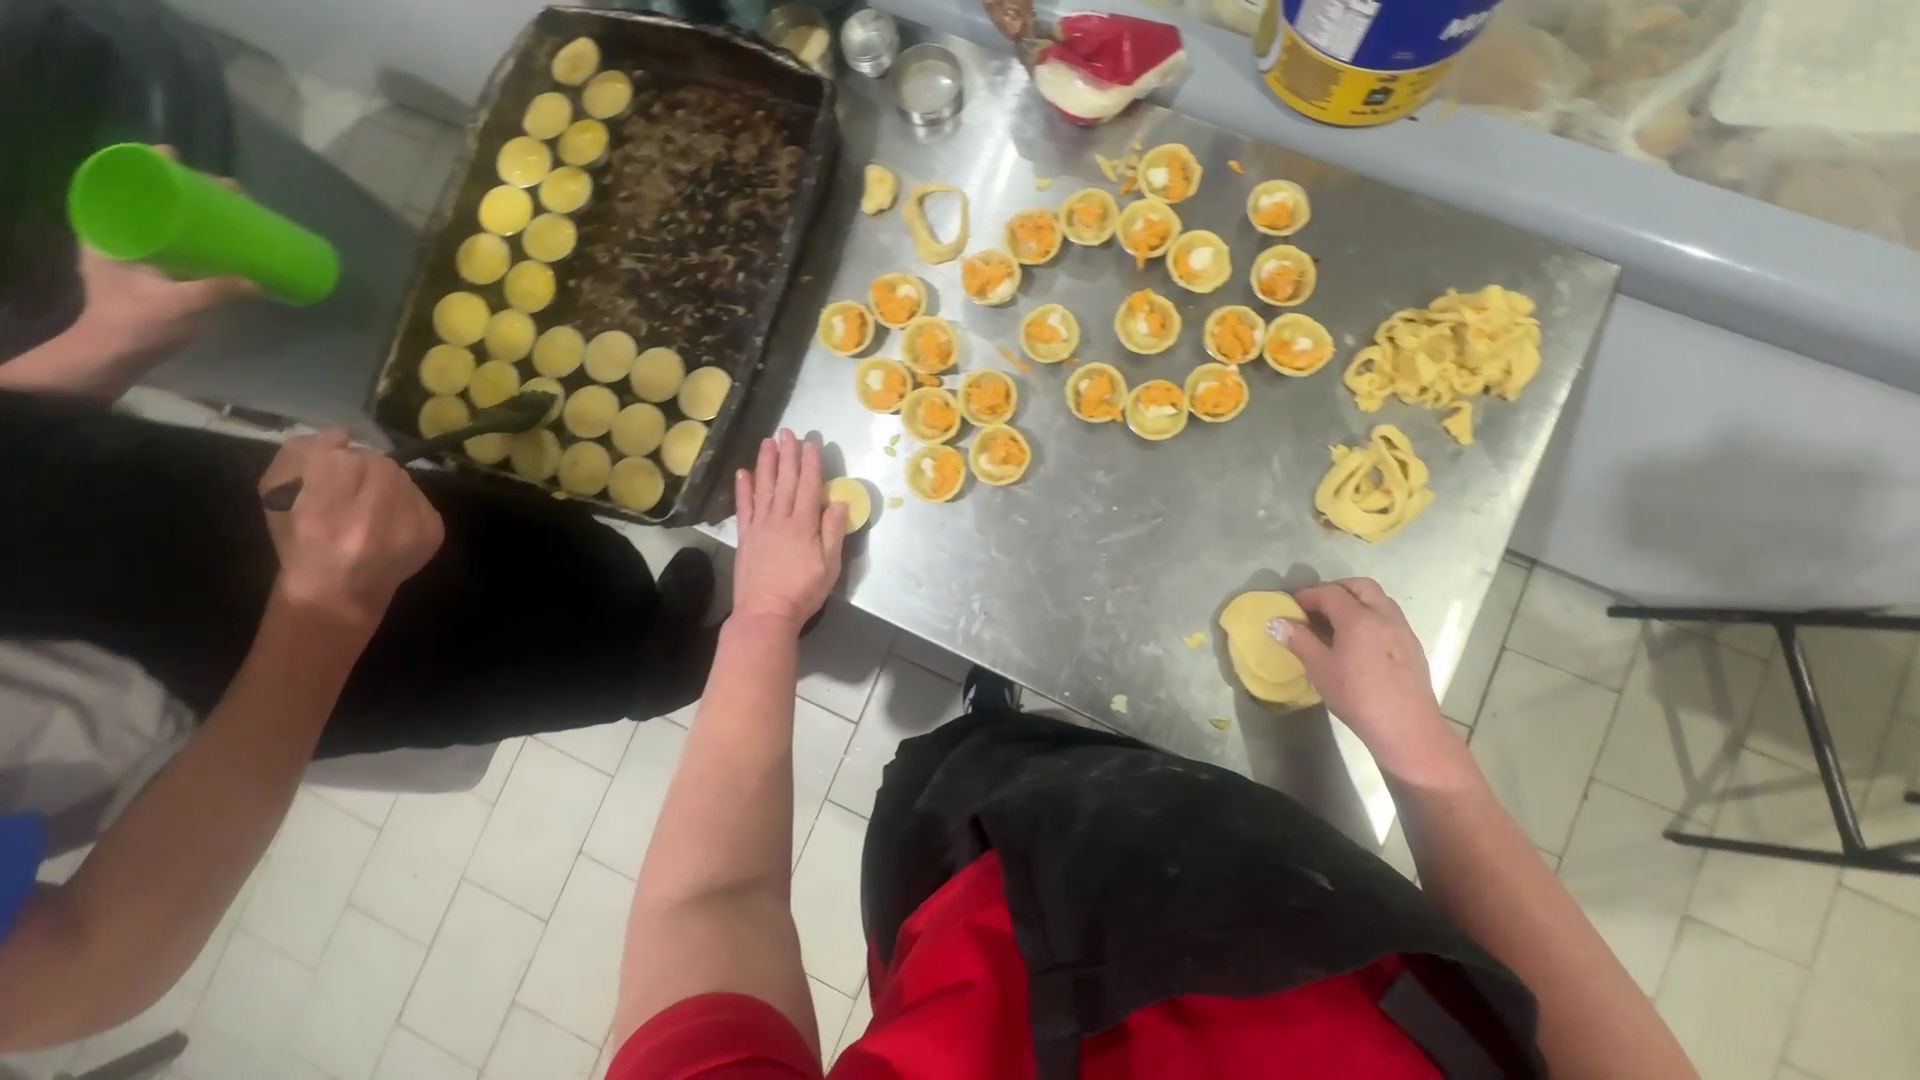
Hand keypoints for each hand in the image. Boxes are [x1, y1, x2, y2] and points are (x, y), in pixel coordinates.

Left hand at [43, 146, 256, 395]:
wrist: (118, 354)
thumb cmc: (135, 324)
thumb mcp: (178, 305)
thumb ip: (217, 291)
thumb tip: (260, 282)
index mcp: (109, 234)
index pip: (122, 186)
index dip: (145, 167)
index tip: (173, 156)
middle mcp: (120, 237)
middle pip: (152, 200)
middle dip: (188, 189)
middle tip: (227, 189)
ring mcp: (139, 254)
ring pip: (167, 220)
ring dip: (199, 211)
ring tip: (233, 206)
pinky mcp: (157, 272)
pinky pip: (179, 242)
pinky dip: (202, 235)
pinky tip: (225, 235)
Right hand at [259, 431, 444, 631]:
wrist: (339, 593)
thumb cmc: (300, 544)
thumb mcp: (276, 496)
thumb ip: (300, 455)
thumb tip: (341, 434)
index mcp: (324, 510)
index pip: (340, 456)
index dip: (331, 461)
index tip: (326, 475)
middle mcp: (371, 519)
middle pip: (377, 462)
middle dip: (363, 469)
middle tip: (352, 488)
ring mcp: (408, 527)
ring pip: (402, 476)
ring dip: (385, 483)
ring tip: (370, 505)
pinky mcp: (433, 532)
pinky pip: (421, 497)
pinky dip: (405, 501)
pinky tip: (389, 520)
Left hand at [731, 429, 847, 633]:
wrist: (766, 611)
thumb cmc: (803, 591)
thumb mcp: (829, 565)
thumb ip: (833, 532)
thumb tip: (838, 502)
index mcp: (804, 524)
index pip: (809, 486)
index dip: (811, 463)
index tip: (811, 443)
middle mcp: (780, 518)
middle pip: (785, 480)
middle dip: (787, 454)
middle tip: (787, 432)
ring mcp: (760, 526)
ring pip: (764, 487)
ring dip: (766, 463)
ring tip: (767, 442)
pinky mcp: (745, 537)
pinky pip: (744, 507)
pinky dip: (743, 489)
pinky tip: (743, 473)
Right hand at [1275, 578, 1462, 779]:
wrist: (1406, 727)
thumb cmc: (1357, 697)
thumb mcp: (1320, 669)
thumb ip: (1299, 640)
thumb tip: (1275, 622)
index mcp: (1359, 618)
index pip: (1330, 593)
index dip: (1307, 595)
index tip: (1291, 607)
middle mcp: (1384, 615)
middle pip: (1359, 586)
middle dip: (1335, 589)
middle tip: (1316, 608)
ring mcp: (1402, 629)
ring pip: (1378, 599)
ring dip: (1355, 600)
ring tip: (1336, 622)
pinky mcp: (1412, 644)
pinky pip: (1388, 616)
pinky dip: (1370, 615)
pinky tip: (1359, 641)